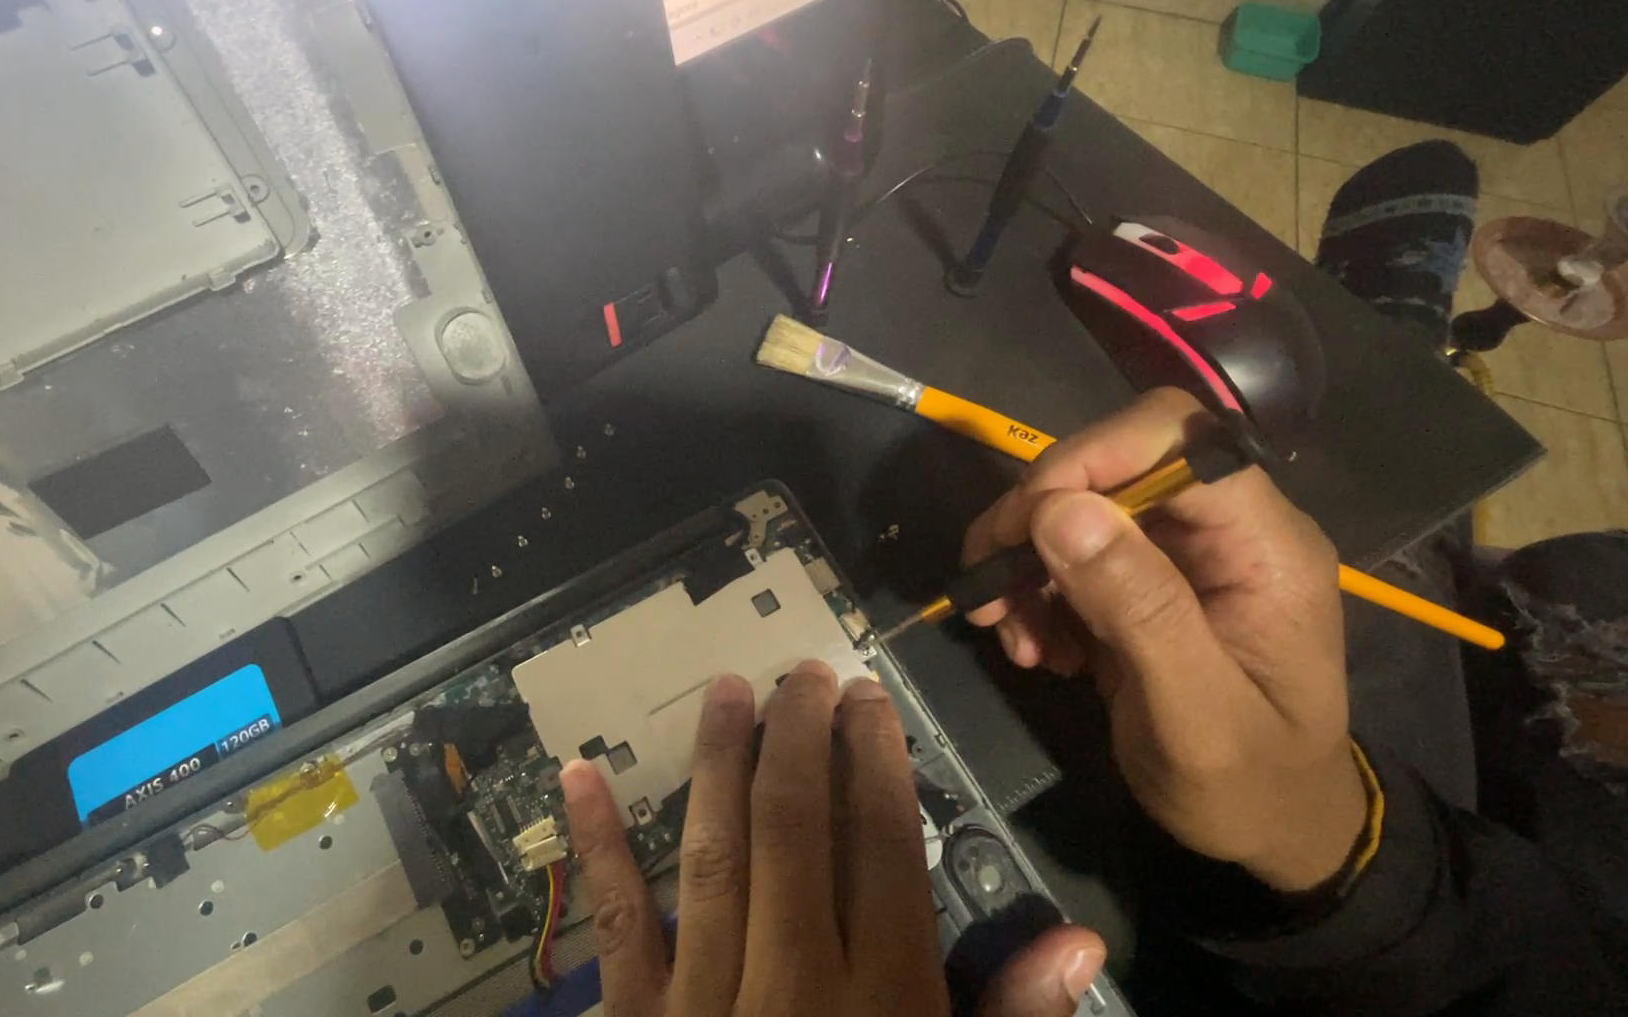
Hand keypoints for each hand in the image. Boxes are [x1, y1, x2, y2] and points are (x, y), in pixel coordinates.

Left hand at [561, 662, 1106, 1016]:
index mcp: (882, 1004)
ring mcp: (703, 998)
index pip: (882, 850)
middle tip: (805, 673)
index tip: (868, 699)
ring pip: (713, 853)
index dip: (877, 761)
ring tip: (727, 689)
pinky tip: (578, 776)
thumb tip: (1078, 942)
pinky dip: (597, 845)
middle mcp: (792, 983)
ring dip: (718, 763)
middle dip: (800, 738)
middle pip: (793, 829)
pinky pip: (618, 923)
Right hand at [963, 388, 1366, 891]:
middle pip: (1105, 466)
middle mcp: (1218, 530)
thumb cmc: (1247, 785)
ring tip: (1009, 633)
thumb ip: (1139, 608)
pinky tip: (1034, 646)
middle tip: (990, 592)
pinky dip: (1028, 593)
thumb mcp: (1194, 715)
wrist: (1264, 830)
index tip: (1024, 526)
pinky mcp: (1136, 577)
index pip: (1173, 437)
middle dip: (1032, 523)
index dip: (1087, 459)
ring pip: (1069, 508)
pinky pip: (1059, 552)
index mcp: (1262, 545)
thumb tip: (1059, 510)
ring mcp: (1174, 552)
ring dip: (1020, 565)